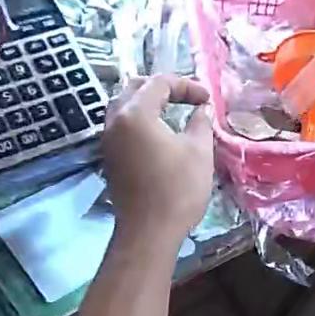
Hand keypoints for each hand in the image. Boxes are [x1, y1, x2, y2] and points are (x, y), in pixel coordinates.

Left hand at [102, 74, 213, 247]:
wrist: (149, 232)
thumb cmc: (177, 189)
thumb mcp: (199, 151)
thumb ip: (200, 122)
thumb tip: (201, 110)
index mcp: (135, 113)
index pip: (159, 83)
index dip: (186, 86)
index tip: (207, 99)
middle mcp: (114, 122)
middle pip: (134, 89)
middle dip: (162, 89)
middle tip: (187, 98)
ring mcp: (107, 142)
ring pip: (124, 108)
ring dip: (147, 104)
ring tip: (171, 112)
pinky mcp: (109, 160)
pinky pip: (121, 128)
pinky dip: (139, 123)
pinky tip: (158, 135)